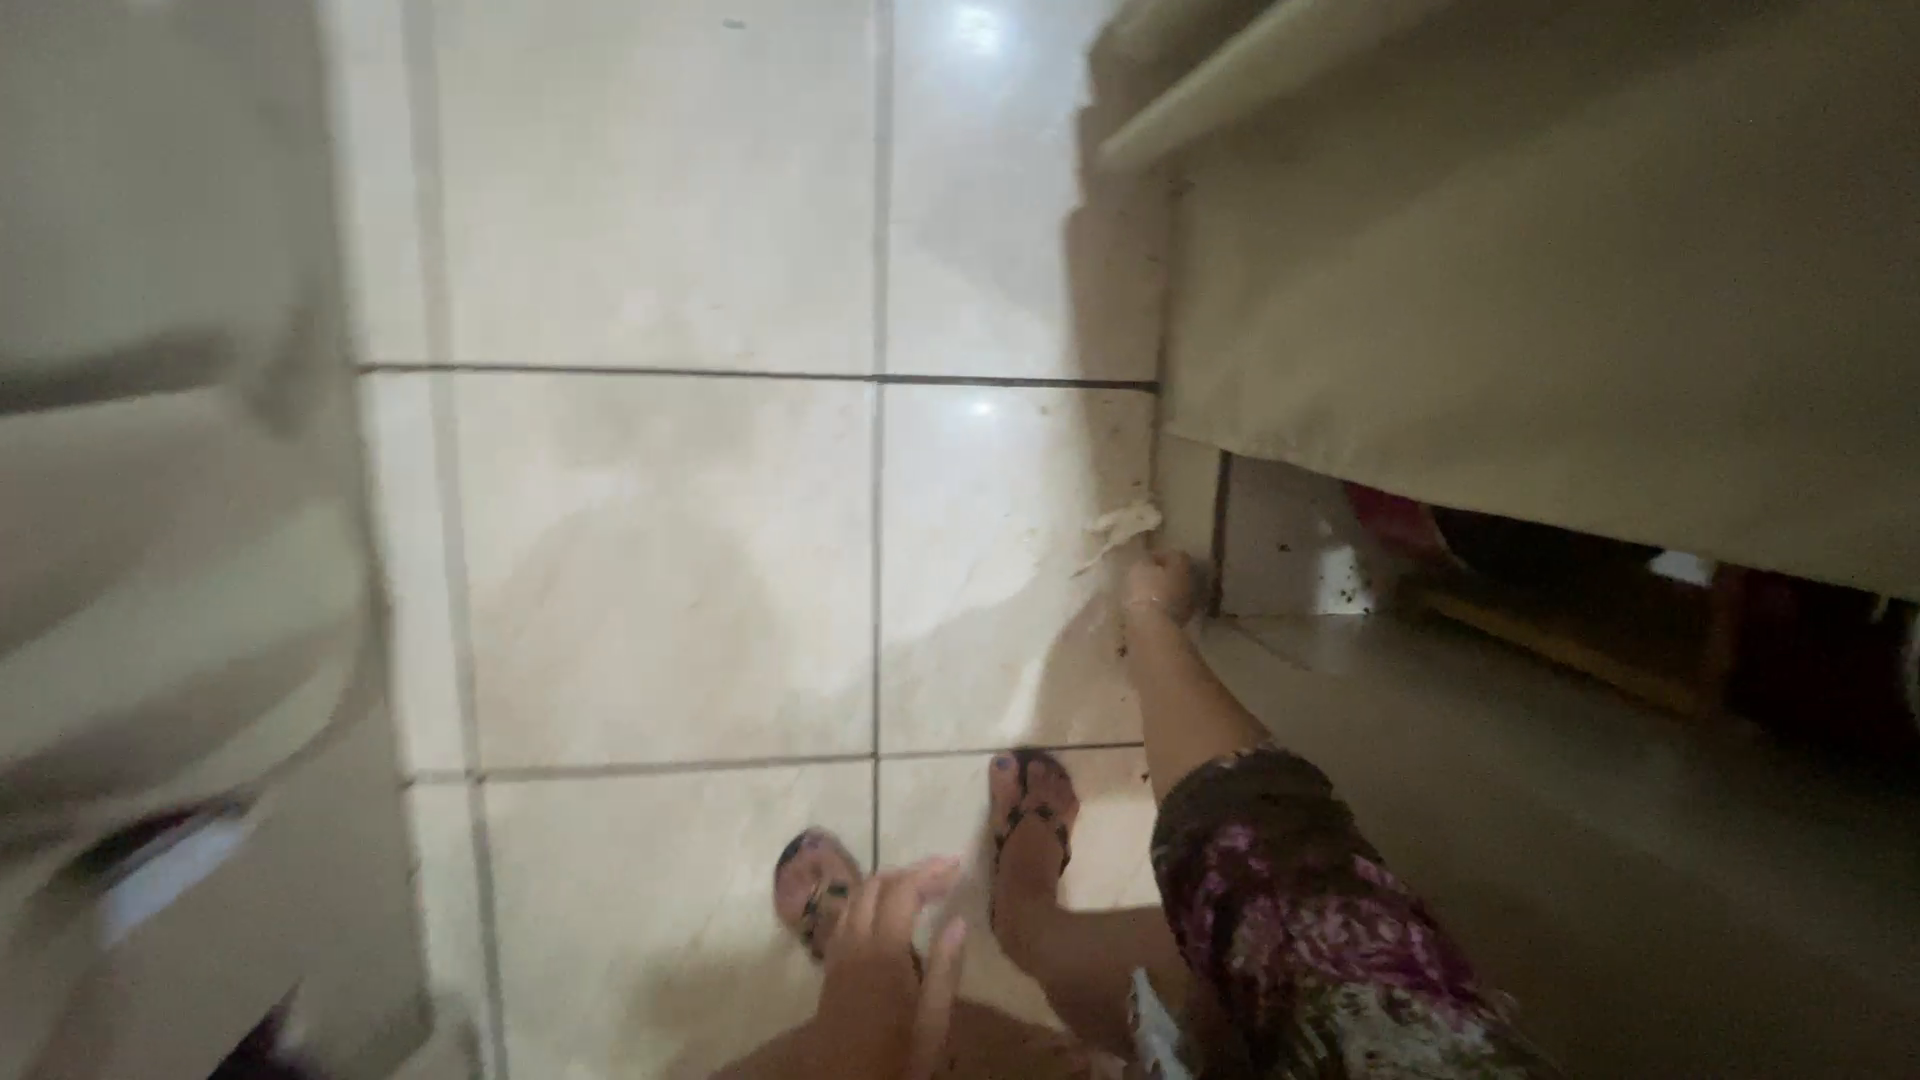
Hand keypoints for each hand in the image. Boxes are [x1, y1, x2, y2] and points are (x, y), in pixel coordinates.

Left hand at [809, 857, 967, 1079]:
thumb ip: (945, 969)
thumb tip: (958, 921)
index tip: (956, 865)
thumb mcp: (932, 1025)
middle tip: (943, 878)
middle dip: (909, 872)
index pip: (902, 891)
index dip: (929, 871)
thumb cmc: (895, 1062)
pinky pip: (846, 916)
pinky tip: (888, 916)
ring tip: (920, 890)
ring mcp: (838, 954)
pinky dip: (869, 901)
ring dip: (887, 883)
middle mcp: (855, 943)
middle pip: (875, 885)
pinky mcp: (830, 967)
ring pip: (856, 896)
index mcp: (882, 954)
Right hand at [1125, 550, 1199, 624]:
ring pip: (1176, 592)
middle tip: (1146, 576)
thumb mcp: (1138, 567)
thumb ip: (1144, 559)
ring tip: (1146, 594)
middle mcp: (1190, 582)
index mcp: (1182, 565)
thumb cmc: (1145, 590)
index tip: (1144, 560)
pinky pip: (1172, 608)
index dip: (1159, 555)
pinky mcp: (1182, 621)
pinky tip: (1149, 609)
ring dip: (1164, 592)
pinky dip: (1162, 607)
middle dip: (1164, 574)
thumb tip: (1147, 558)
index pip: (1175, 554)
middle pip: (1178, 574)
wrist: (1151, 626)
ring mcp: (1189, 603)